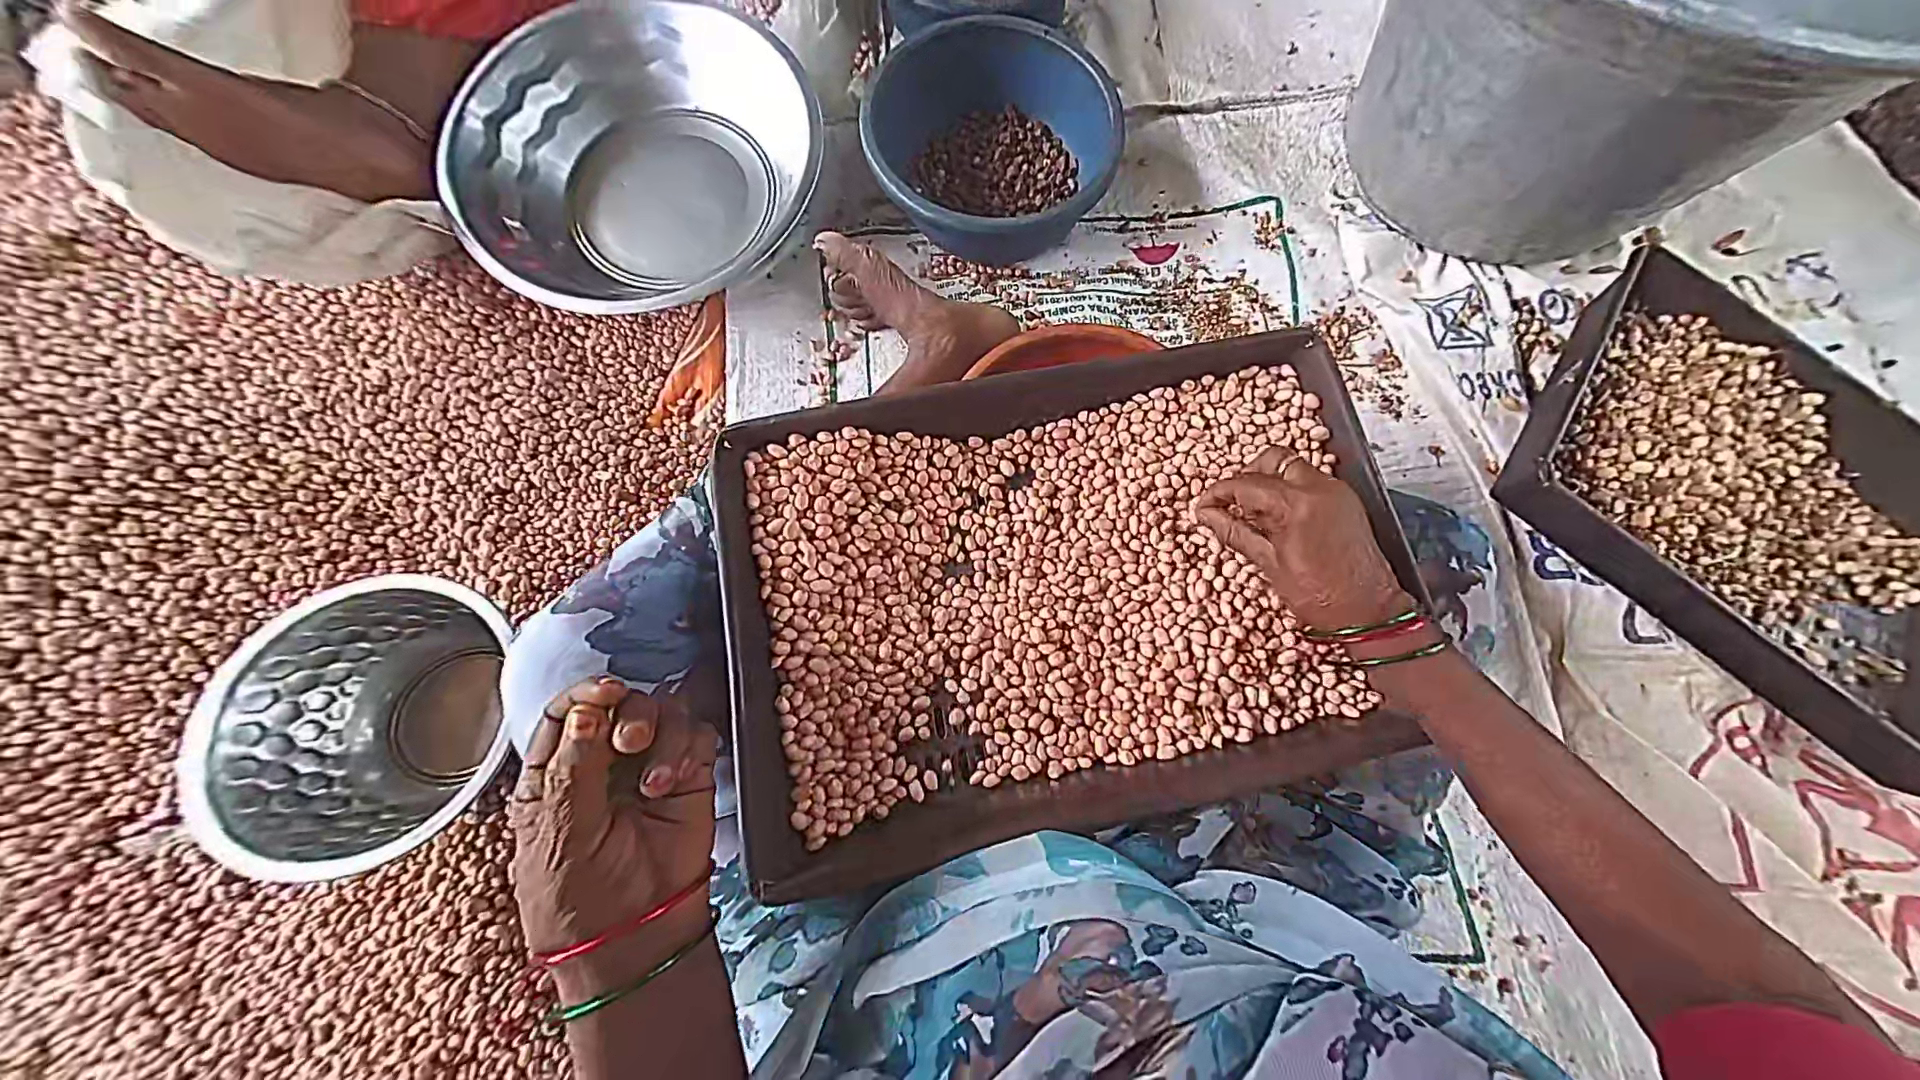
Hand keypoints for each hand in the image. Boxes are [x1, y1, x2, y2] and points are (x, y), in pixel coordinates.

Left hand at [510, 677, 719, 1001]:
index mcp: (558, 769)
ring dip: (662, 734)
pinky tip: (672, 784)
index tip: (605, 693)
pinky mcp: (691, 774)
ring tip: (653, 780)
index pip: (568, 710)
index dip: (586, 693)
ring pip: (665, 711)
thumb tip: (586, 711)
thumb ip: (572, 770)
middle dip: (629, 712)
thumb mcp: (559, 835)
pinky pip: (697, 736)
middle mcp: (606, 759)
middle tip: (629, 741)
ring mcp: (651, 763)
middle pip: (623, 702)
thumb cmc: (579, 896)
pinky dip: (688, 750)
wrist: (637, 934)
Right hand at [1192, 448, 1413, 633]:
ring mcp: (1336, 492)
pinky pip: (1309, 480)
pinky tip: (1277, 516)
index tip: (1205, 506)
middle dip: (1244, 478)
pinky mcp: (1345, 500)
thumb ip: (1234, 531)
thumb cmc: (1322, 596)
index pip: (1244, 484)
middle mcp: (1319, 489)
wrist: (1368, 611)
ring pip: (1291, 467)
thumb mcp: (1267, 563)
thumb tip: (1208, 515)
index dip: (1218, 493)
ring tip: (1252, 511)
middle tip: (1228, 502)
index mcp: (1295, 505)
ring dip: (1267, 481)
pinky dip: (1288, 489)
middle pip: (1271, 461)